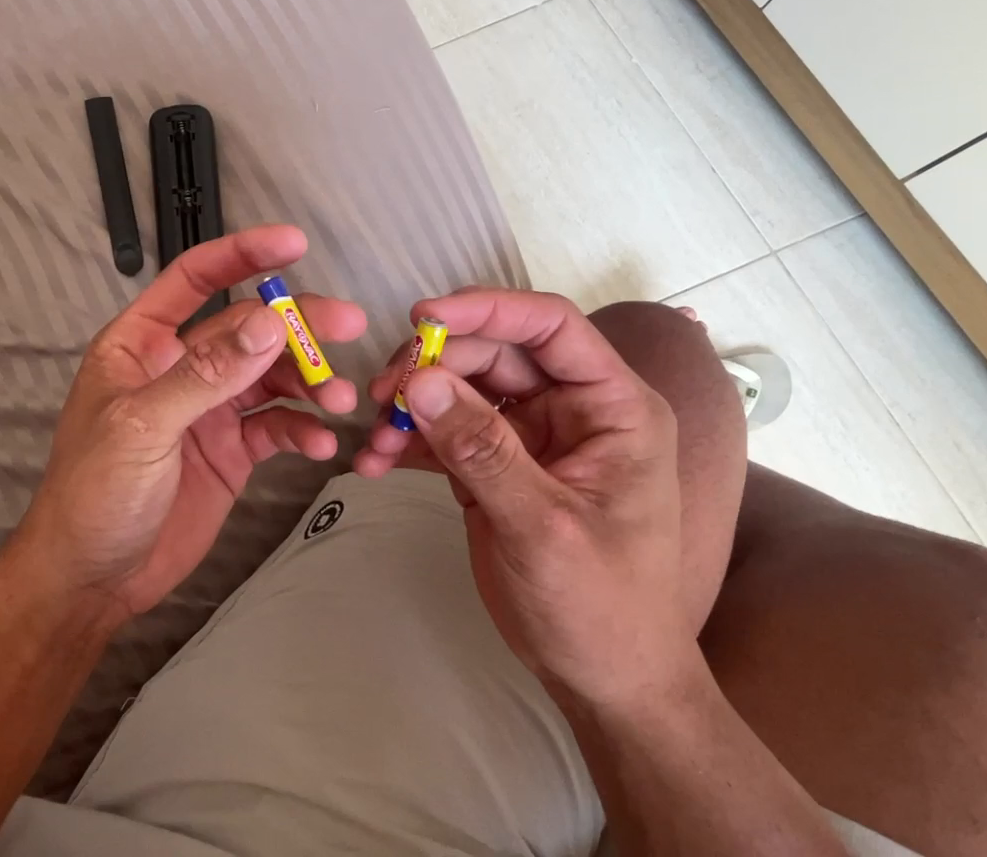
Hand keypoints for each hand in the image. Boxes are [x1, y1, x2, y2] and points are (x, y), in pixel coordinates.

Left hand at [12, 225, 364, 620]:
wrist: (94, 577)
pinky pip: (275, 427)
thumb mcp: (143, 425)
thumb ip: (206, 374)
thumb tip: (269, 323)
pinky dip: (302, 429)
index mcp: (141, 344)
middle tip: (347, 327)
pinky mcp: (230, 451)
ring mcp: (207, 410)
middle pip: (247, 329)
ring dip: (309, 382)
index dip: (242, 255)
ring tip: (341, 399)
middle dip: (297, 325)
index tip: (294, 244)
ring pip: (269, 377)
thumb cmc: (95, 492)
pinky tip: (320, 442)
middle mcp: (178, 368)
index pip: (193, 280)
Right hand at [355, 290, 692, 709]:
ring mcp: (529, 437)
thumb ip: (482, 450)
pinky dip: (408, 442)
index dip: (487, 309)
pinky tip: (376, 463)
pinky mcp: (493, 465)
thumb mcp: (543, 526)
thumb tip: (420, 380)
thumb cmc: (600, 605)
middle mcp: (570, 409)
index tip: (421, 320)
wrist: (601, 677)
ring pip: (459, 389)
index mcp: (612, 407)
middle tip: (380, 395)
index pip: (550, 328)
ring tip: (374, 444)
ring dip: (411, 407)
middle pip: (492, 355)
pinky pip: (444, 432)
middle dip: (432, 368)